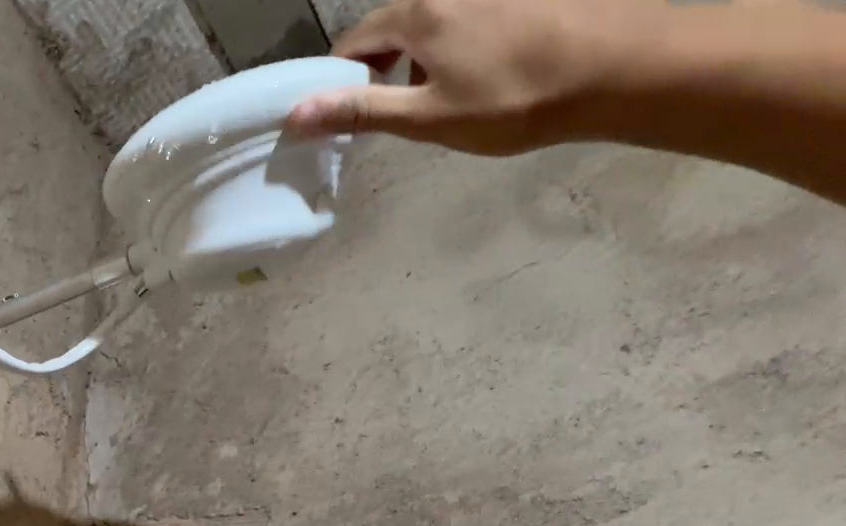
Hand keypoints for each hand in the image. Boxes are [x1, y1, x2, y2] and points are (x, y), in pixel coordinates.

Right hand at [284, 0, 652, 154]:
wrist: (626, 67)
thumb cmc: (514, 99)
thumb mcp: (425, 117)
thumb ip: (358, 111)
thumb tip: (295, 113)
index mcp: (420, 13)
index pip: (354, 40)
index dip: (338, 78)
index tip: (344, 112)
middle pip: (394, 25)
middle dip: (380, 65)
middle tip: (391, 108)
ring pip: (434, 19)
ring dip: (421, 54)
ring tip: (439, 93)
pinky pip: (471, 14)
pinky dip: (459, 41)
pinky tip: (482, 70)